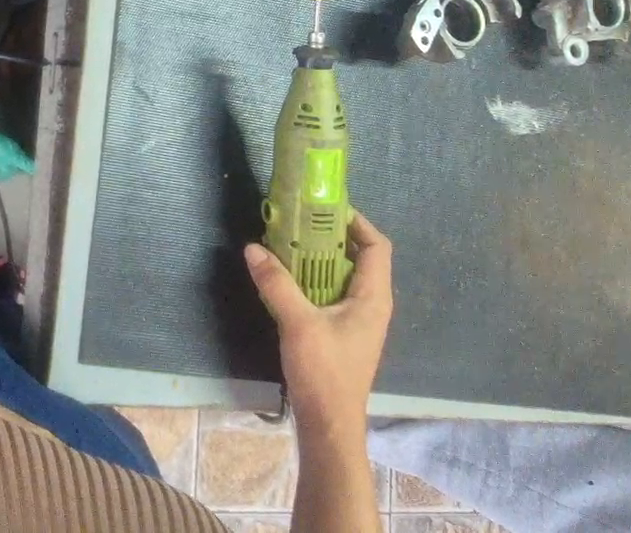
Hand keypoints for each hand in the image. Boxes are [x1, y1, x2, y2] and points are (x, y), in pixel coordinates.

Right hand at [243, 213, 392, 436]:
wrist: (328, 423)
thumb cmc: (325, 372)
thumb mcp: (298, 323)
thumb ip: (276, 283)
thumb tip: (253, 248)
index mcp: (373, 298)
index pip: (377, 246)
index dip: (357, 222)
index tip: (324, 207)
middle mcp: (370, 304)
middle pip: (357, 256)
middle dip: (328, 235)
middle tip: (295, 219)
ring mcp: (356, 319)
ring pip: (340, 274)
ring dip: (316, 256)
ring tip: (285, 241)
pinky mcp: (340, 330)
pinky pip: (328, 290)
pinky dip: (310, 276)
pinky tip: (284, 276)